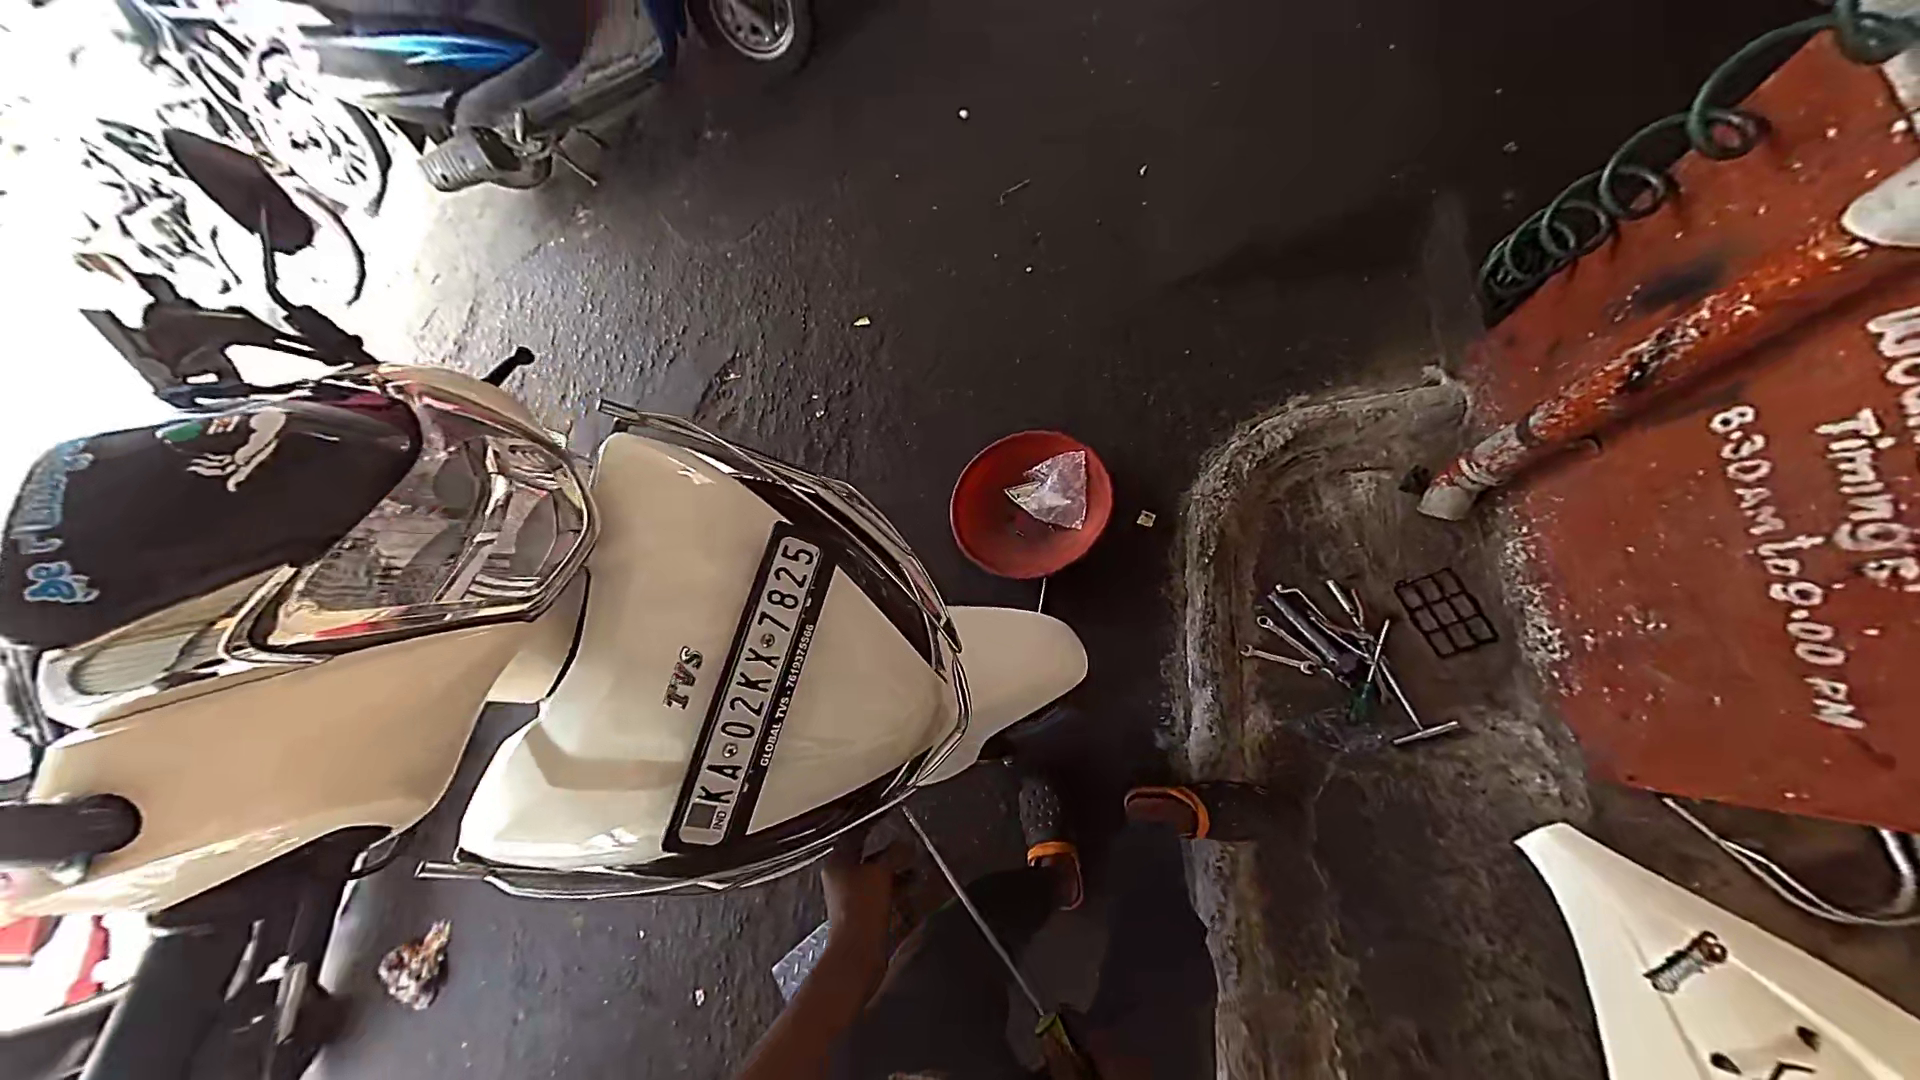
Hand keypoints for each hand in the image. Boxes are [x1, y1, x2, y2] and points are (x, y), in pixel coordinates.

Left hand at [821, 827, 906, 959]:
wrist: (857, 955)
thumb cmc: (863, 906)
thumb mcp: (880, 872)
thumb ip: (894, 854)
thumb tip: (906, 844)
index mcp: (838, 863)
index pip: (855, 834)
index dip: (872, 824)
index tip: (889, 816)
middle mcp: (842, 878)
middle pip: (868, 857)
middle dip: (890, 852)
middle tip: (911, 845)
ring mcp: (852, 899)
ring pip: (877, 877)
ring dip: (897, 872)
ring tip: (919, 868)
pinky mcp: (864, 916)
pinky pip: (883, 896)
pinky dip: (898, 891)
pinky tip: (916, 891)